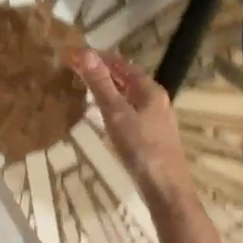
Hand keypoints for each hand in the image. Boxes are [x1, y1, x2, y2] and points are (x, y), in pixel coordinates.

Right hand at [69, 48, 192, 206]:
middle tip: (77, 69)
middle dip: (103, 71)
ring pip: (129, 95)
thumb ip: (100, 83)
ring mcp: (156, 119)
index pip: (122, 63)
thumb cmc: (141, 148)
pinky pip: (130, 111)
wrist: (166, 190)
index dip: (99, 57)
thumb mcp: (116, 113)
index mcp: (149, 90)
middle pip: (127, 78)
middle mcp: (156, 100)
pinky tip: (104, 116)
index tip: (76, 54)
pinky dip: (114, 105)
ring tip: (86, 88)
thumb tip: (83, 52)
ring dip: (108, 88)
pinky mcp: (153, 136)